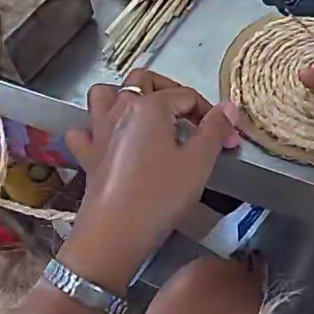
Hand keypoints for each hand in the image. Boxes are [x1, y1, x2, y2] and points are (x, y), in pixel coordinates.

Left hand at [59, 70, 240, 293]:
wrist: (115, 232)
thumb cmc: (160, 196)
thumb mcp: (198, 163)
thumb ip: (214, 130)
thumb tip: (229, 107)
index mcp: (150, 106)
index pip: (187, 96)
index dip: (212, 116)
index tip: (227, 140)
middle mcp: (120, 109)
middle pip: (144, 81)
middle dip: (170, 91)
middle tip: (190, 117)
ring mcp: (99, 131)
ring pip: (107, 94)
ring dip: (125, 96)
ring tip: (145, 115)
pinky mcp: (88, 155)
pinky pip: (84, 130)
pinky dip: (94, 129)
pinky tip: (108, 140)